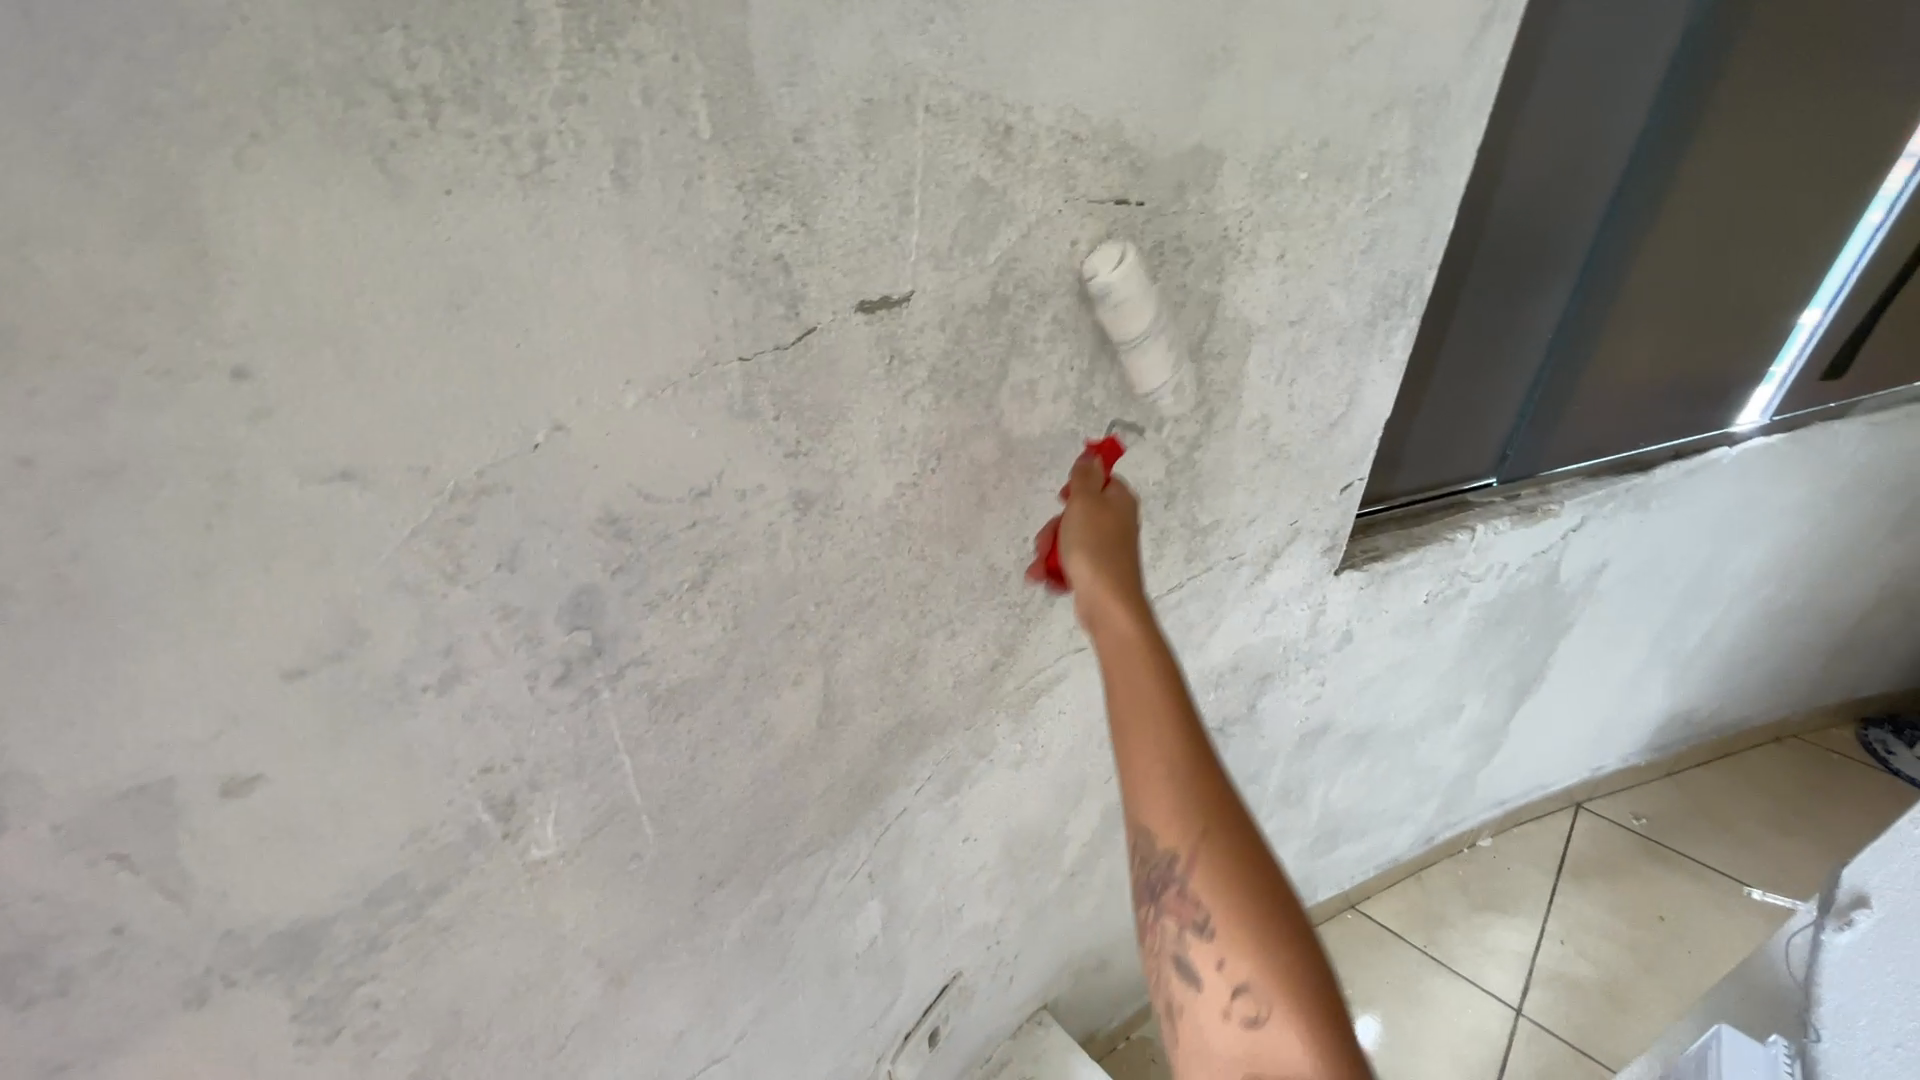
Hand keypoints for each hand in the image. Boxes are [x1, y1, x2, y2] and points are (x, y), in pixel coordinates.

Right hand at [1025, 452, 1151, 633]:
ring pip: (1069, 539)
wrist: (1106, 602)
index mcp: (1119, 501)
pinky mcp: (1096, 573)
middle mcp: (1116, 523)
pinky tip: (1044, 579)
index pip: (1101, 480)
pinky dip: (1055, 570)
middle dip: (1053, 528)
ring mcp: (1107, 549)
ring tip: (1040, 568)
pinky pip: (1070, 563)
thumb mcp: (1085, 502)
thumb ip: (1085, 476)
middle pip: (1078, 512)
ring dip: (1048, 552)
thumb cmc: (1094, 547)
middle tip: (1046, 541)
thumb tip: (1092, 455)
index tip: (1062, 498)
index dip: (1078, 487)